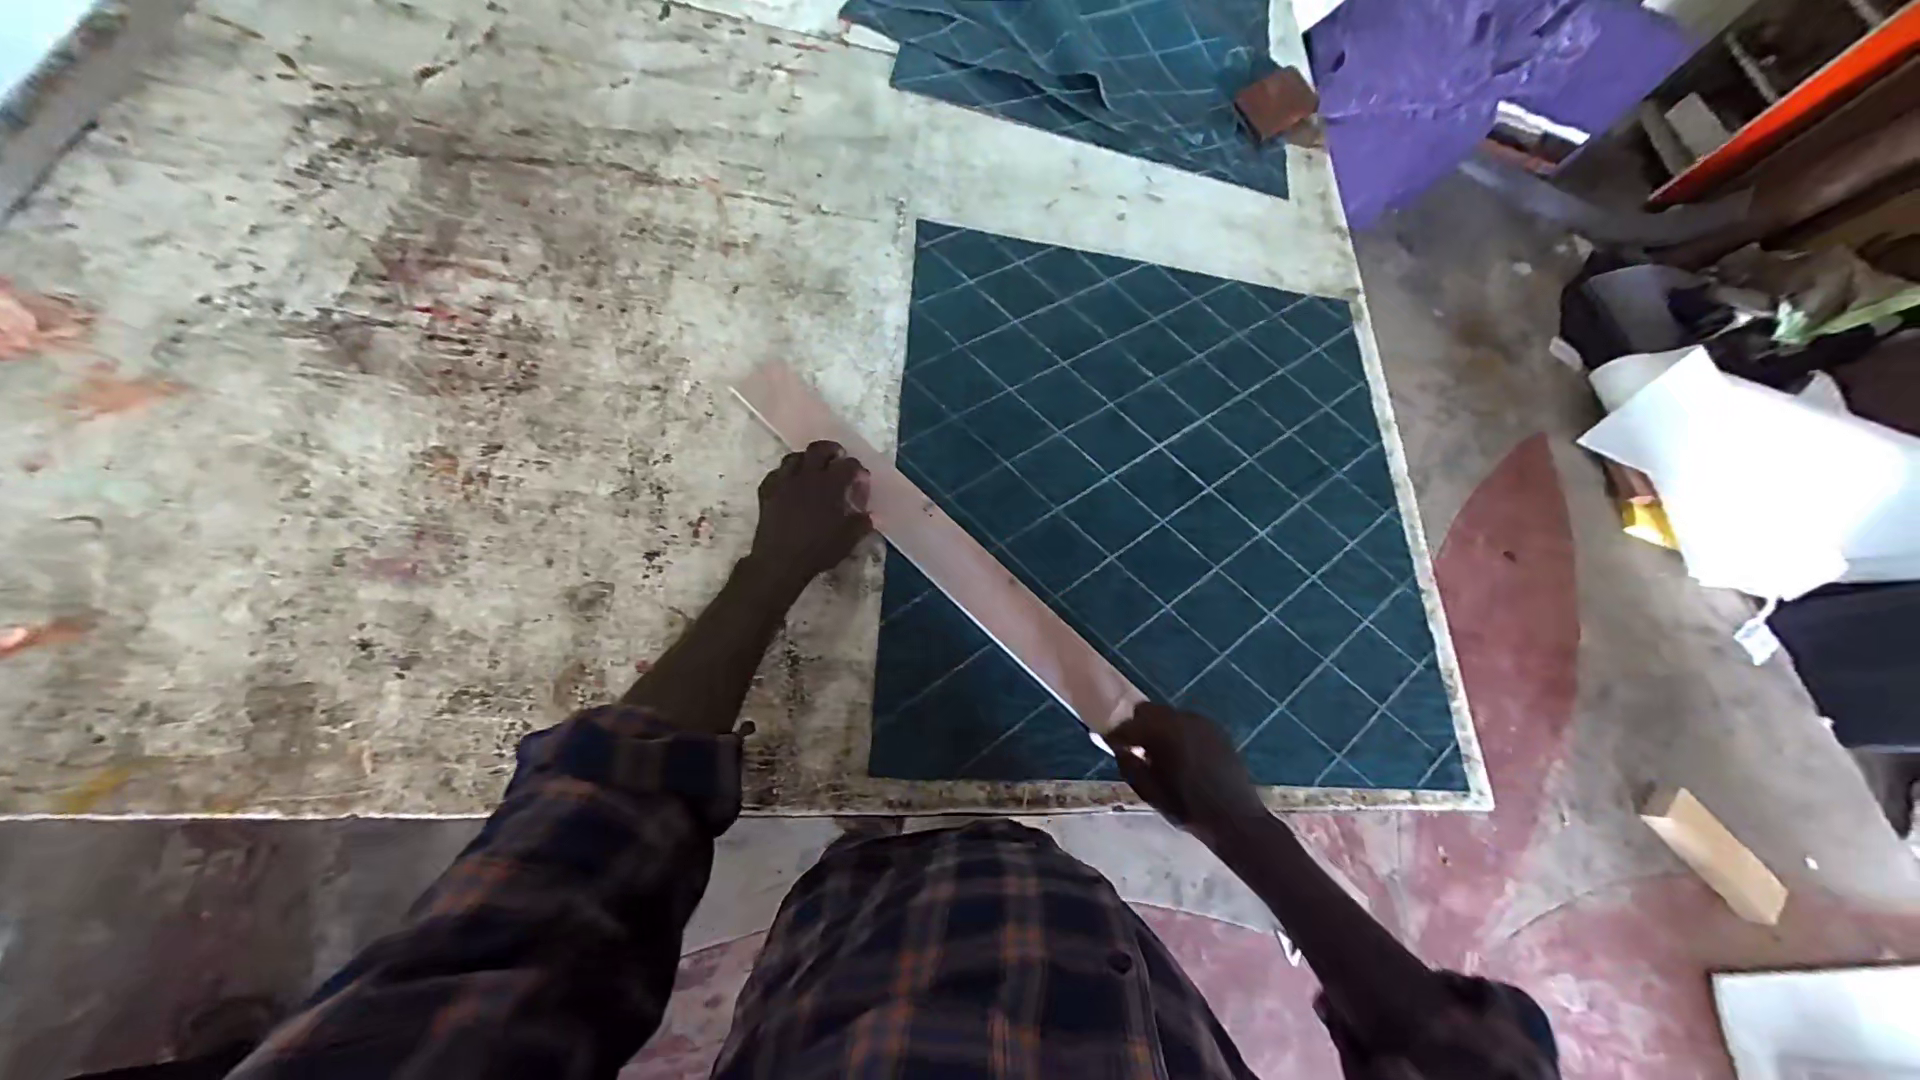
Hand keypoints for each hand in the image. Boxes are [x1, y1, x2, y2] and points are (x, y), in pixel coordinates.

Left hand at [748, 441, 872, 584]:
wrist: (780, 561)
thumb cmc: (818, 549)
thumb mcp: (848, 539)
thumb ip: (862, 523)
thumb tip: (872, 515)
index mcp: (830, 485)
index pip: (848, 465)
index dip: (858, 469)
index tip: (861, 478)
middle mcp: (807, 476)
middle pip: (819, 449)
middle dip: (832, 450)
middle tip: (838, 458)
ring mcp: (784, 481)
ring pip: (795, 457)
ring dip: (807, 459)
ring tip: (813, 469)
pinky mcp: (767, 490)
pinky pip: (776, 473)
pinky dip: (786, 474)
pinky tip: (790, 484)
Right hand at [1109, 703, 1268, 841]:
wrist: (1236, 819)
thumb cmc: (1188, 809)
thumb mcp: (1150, 793)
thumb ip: (1129, 766)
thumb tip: (1118, 748)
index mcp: (1162, 734)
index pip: (1126, 727)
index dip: (1115, 738)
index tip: (1110, 746)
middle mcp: (1180, 720)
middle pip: (1146, 711)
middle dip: (1137, 727)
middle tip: (1135, 749)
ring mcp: (1200, 722)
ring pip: (1167, 715)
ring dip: (1158, 729)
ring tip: (1161, 754)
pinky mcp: (1215, 729)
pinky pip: (1186, 723)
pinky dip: (1177, 733)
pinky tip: (1181, 755)